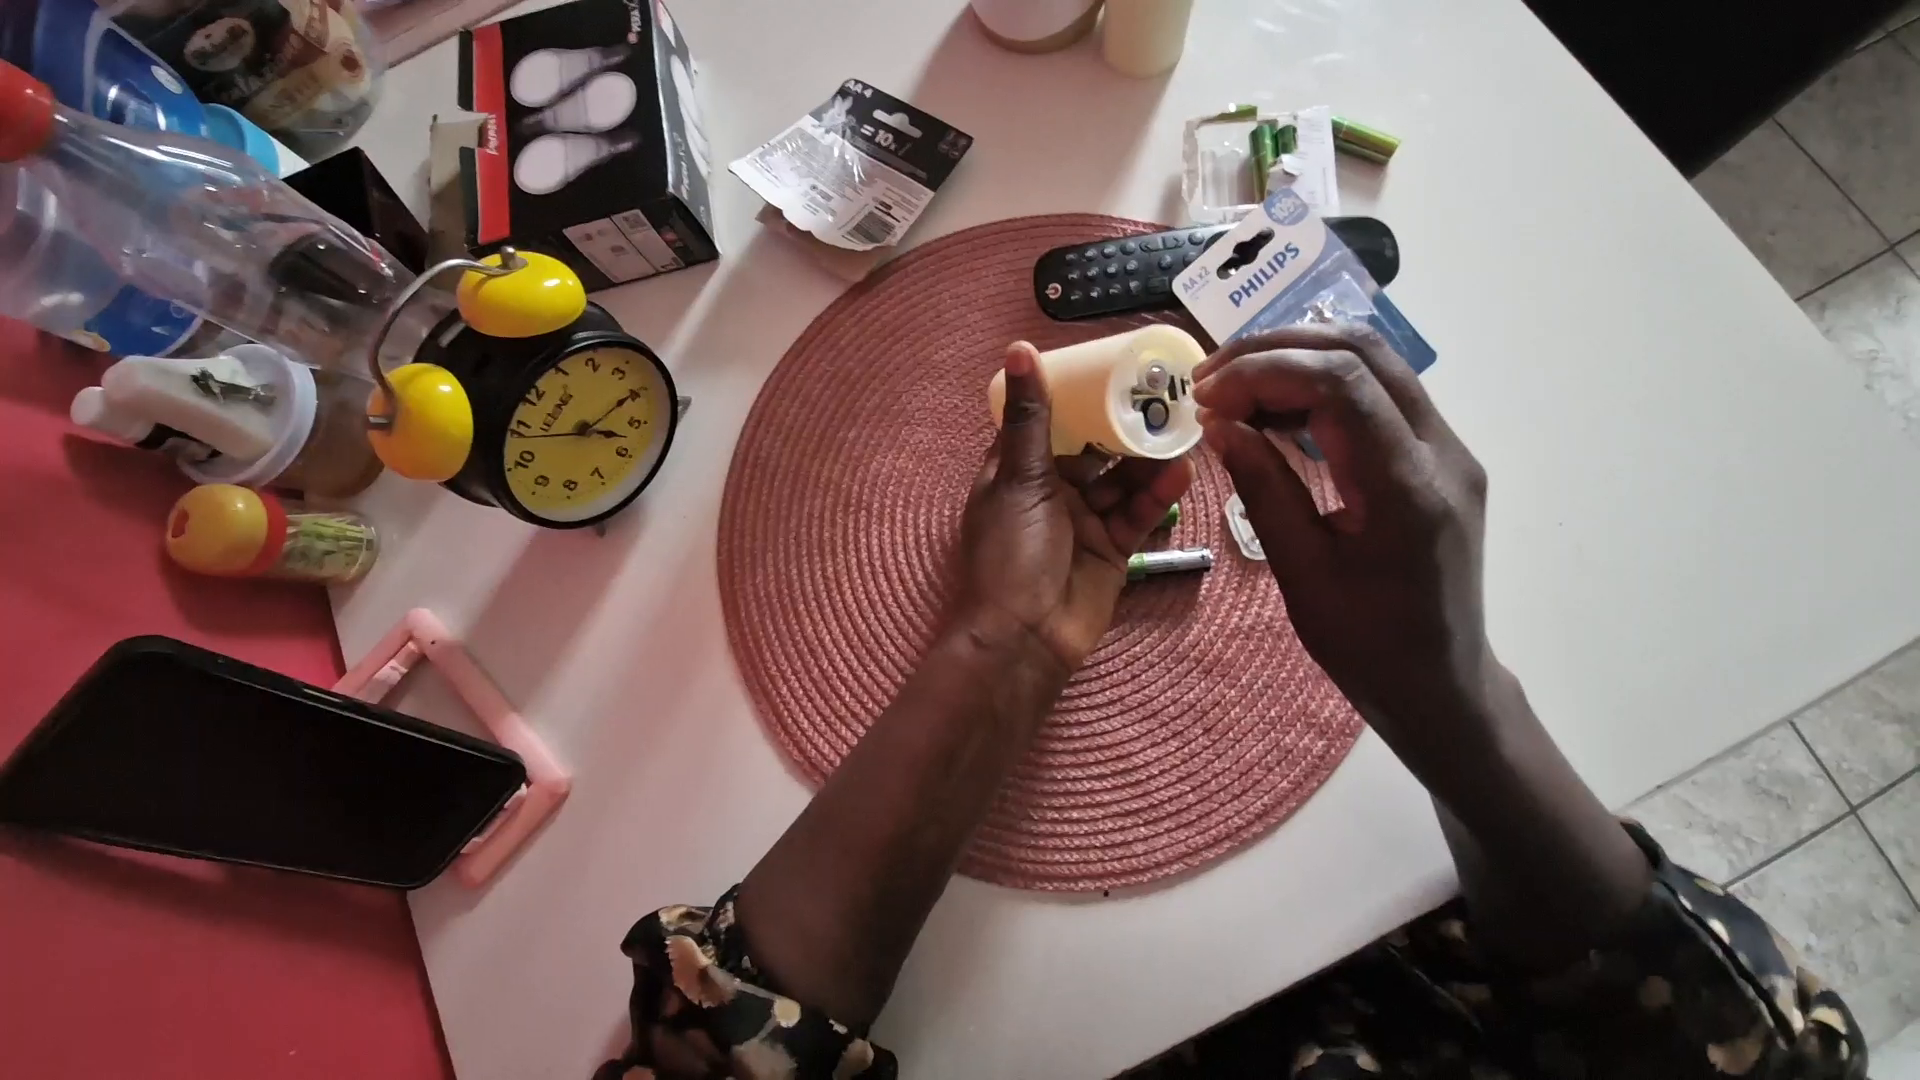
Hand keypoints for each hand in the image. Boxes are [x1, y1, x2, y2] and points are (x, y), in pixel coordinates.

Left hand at [958, 342, 1193, 670]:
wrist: (1028, 637)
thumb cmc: (1013, 552)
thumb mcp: (1020, 478)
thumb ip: (1030, 418)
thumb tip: (1019, 349)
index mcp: (1015, 471)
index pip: (1046, 422)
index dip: (1075, 397)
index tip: (1112, 369)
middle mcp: (1049, 491)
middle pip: (1092, 449)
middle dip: (1123, 427)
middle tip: (1165, 395)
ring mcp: (1082, 520)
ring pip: (1120, 480)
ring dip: (1147, 459)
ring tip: (1183, 430)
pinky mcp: (1112, 547)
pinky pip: (1137, 513)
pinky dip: (1156, 496)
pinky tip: (1181, 474)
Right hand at [1192, 325, 1492, 742]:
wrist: (1439, 681)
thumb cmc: (1366, 644)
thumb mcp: (1301, 573)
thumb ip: (1263, 489)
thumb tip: (1220, 425)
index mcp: (1407, 488)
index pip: (1341, 383)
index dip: (1263, 372)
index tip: (1205, 397)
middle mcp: (1441, 451)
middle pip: (1361, 352)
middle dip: (1275, 351)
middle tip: (1209, 380)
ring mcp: (1446, 449)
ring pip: (1372, 362)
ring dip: (1295, 361)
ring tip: (1231, 390)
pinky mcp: (1435, 456)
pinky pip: (1376, 394)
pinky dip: (1317, 387)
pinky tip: (1271, 410)